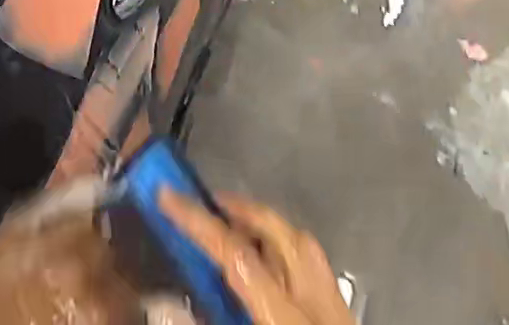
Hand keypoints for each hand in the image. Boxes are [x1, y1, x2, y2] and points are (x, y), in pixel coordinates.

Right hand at [156, 189, 353, 324]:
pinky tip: (268, 273)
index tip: (166, 195)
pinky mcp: (345, 324)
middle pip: (283, 237)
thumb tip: (163, 306)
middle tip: (203, 204)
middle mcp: (318, 309)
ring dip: (266, 230)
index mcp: (286, 320)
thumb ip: (203, 322)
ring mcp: (339, 316)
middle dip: (241, 211)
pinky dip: (287, 257)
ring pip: (305, 252)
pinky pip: (314, 275)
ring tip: (232, 228)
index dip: (198, 221)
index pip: (238, 255)